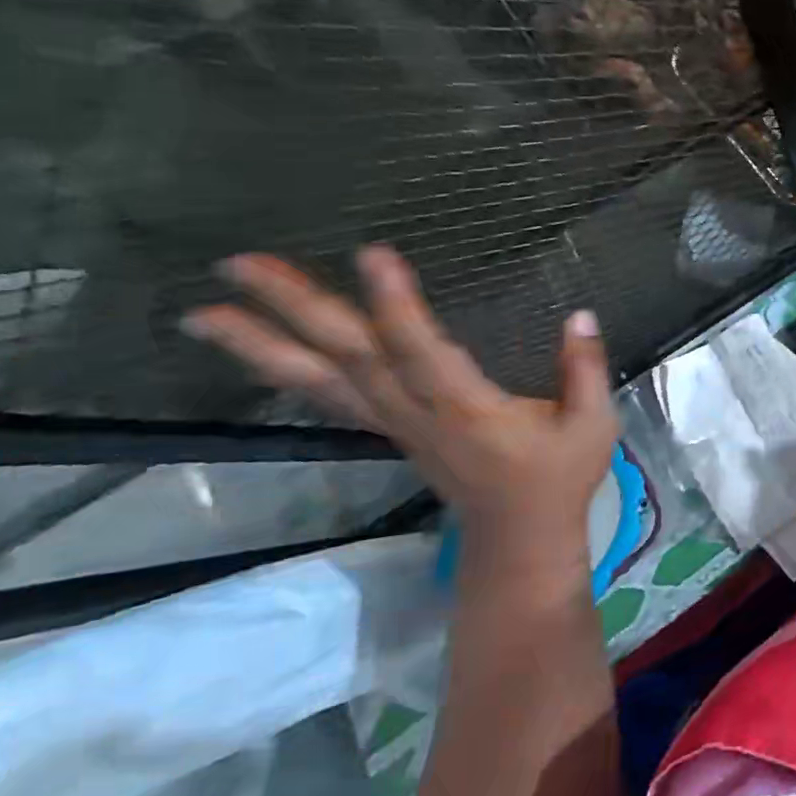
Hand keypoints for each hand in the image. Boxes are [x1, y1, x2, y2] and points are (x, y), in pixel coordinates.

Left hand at [181, 244, 617, 579]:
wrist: (519, 541)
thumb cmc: (558, 480)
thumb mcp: (592, 426)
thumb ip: (586, 369)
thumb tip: (579, 315)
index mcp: (467, 409)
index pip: (421, 351)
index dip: (396, 304)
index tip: (371, 254)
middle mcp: (417, 414)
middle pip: (349, 358)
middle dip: (293, 311)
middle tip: (237, 265)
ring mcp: (395, 425)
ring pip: (323, 381)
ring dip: (262, 346)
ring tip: (202, 313)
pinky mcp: (390, 431)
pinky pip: (330, 398)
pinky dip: (287, 373)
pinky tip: (257, 353)